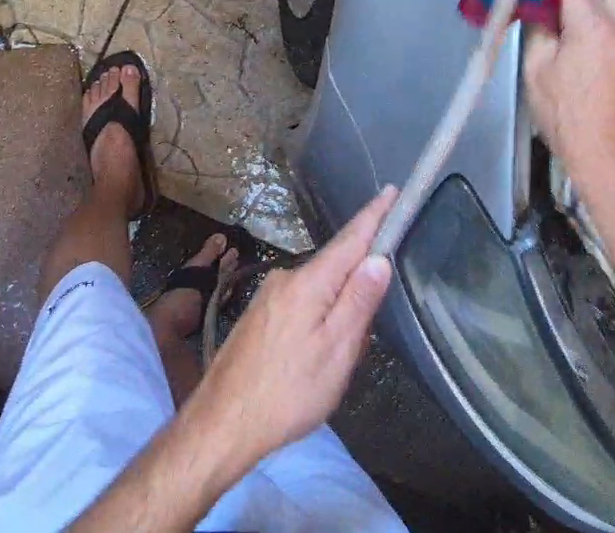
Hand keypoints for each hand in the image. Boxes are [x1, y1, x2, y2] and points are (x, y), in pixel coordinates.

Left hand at [183, 186, 397, 469]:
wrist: (222, 423)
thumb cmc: (287, 392)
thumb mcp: (336, 351)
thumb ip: (358, 301)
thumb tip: (379, 257)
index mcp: (308, 283)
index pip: (350, 240)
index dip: (374, 216)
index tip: (392, 190)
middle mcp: (285, 278)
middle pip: (336, 268)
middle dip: (359, 288)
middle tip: (363, 339)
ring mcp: (268, 296)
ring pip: (319, 292)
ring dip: (337, 314)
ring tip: (335, 363)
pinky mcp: (259, 316)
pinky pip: (301, 306)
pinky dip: (318, 323)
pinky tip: (313, 359)